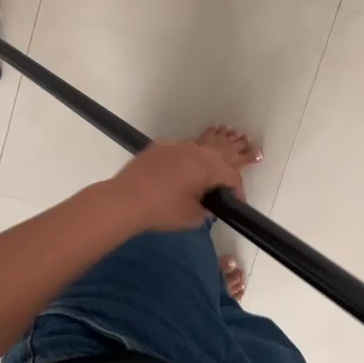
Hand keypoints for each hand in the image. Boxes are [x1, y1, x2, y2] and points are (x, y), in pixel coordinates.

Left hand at [100, 140, 243, 231]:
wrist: (125, 200)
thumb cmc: (163, 209)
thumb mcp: (193, 217)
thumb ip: (207, 209)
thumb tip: (207, 205)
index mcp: (208, 165)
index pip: (232, 175)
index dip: (238, 191)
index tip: (235, 204)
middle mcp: (194, 150)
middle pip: (218, 157)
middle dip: (224, 173)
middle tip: (221, 190)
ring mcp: (175, 145)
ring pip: (198, 151)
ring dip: (203, 164)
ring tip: (201, 181)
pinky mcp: (158, 146)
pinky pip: (179, 151)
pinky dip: (184, 161)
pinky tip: (177, 174)